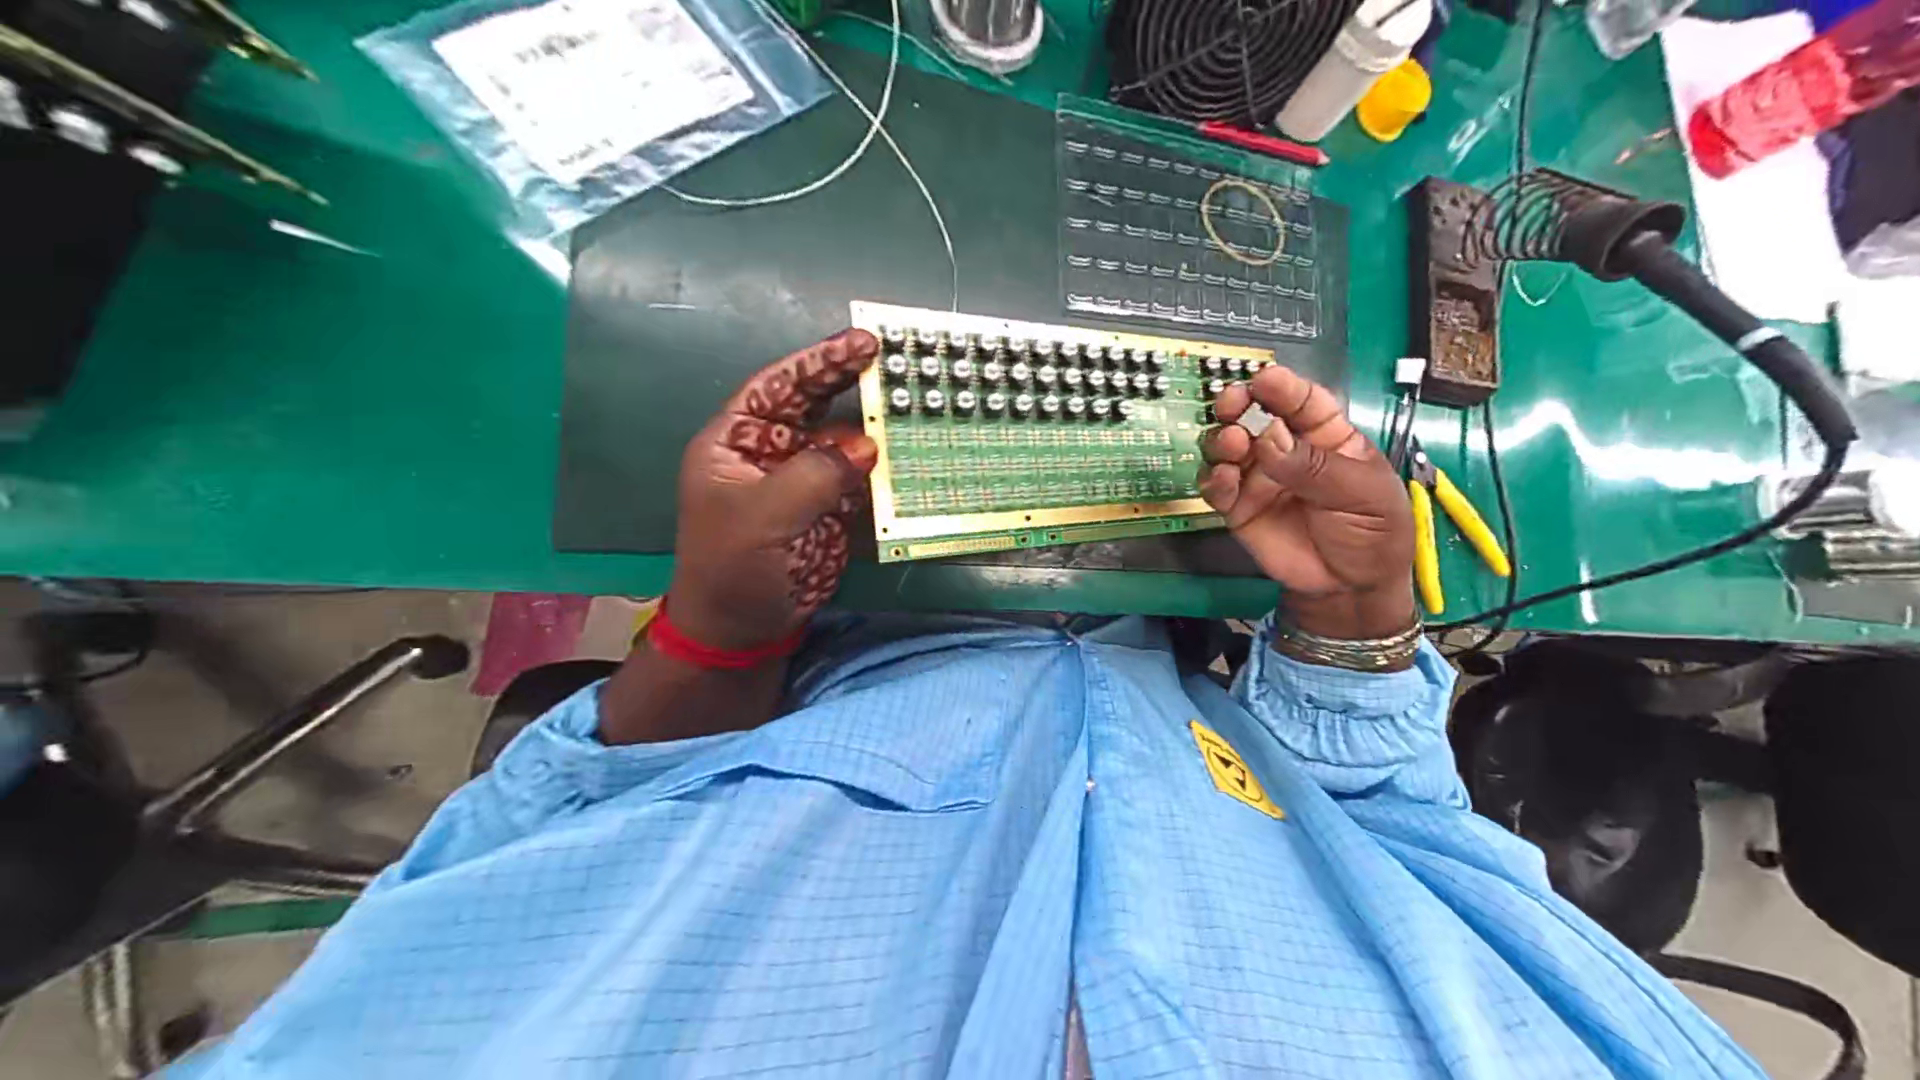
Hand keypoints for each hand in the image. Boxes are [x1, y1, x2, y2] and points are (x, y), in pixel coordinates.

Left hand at [667, 328, 880, 649]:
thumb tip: (866, 446)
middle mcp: (774, 451)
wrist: (743, 628)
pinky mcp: (831, 506)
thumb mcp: (763, 517)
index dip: (817, 362)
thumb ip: (814, 476)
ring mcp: (806, 478)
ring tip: (913, 408)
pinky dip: (885, 469)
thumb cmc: (733, 568)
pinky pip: (861, 478)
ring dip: (876, 426)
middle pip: (816, 404)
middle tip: (892, 360)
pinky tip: (910, 456)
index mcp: (739, 441)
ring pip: (845, 440)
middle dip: (850, 382)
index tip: (859, 342)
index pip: (778, 387)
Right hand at [1200, 367, 1417, 639]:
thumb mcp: (1362, 494)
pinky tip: (1222, 480)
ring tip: (1232, 446)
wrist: (1349, 589)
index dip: (1282, 388)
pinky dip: (1212, 479)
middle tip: (1230, 405)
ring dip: (1223, 440)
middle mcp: (1286, 451)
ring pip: (1228, 447)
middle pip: (1255, 417)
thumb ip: (1315, 467)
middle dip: (1239, 406)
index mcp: (1326, 437)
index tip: (1262, 380)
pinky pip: (1216, 487)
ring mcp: (1258, 479)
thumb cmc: (1372, 533)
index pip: (1302, 403)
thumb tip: (1269, 438)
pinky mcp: (1236, 507)